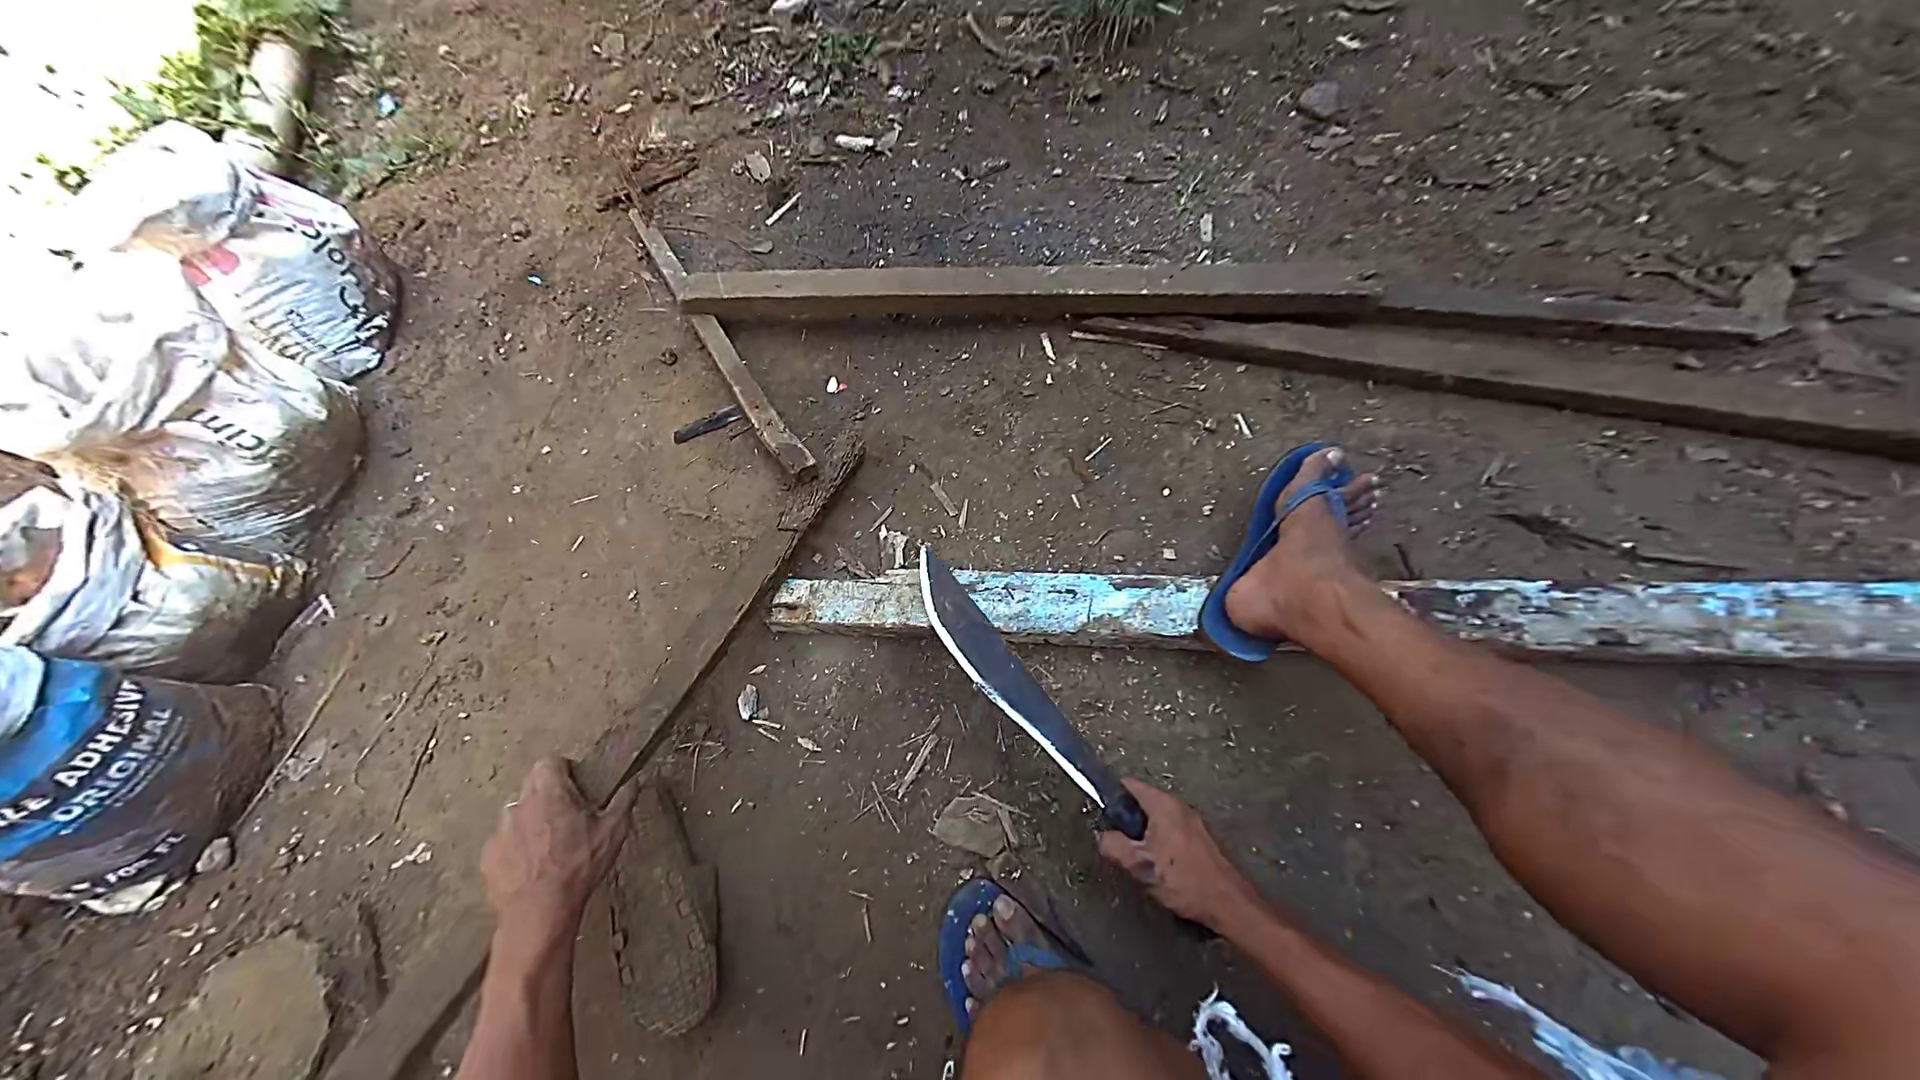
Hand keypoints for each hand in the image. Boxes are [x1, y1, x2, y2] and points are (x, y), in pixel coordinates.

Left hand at [481, 758, 638, 941]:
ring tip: (549, 844)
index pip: (549, 762)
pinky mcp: (488, 857)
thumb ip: (625, 800)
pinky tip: (532, 865)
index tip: (575, 784)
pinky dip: (516, 847)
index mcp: (550, 794)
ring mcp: (500, 832)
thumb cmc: (578, 867)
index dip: (564, 770)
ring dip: (531, 821)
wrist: (539, 913)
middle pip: (531, 786)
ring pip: (517, 814)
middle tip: (567, 815)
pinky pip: (504, 842)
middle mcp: (520, 807)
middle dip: (548, 795)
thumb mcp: (613, 831)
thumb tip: (635, 781)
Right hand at [1098, 778, 1260, 931]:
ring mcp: (1194, 822)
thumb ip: (1113, 846)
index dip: (1113, 797)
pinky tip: (1164, 870)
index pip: (1129, 785)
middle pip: (1143, 803)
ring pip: (1158, 821)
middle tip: (1124, 847)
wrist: (1229, 904)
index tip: (1105, 817)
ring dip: (1147, 836)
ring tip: (1144, 862)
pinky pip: (1173, 833)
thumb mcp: (1139, 865)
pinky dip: (1163, 844)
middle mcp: (1180, 806)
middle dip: (1130, 823)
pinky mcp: (1202, 839)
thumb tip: (1103, 837)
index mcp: (1163, 804)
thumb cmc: (1184, 880)